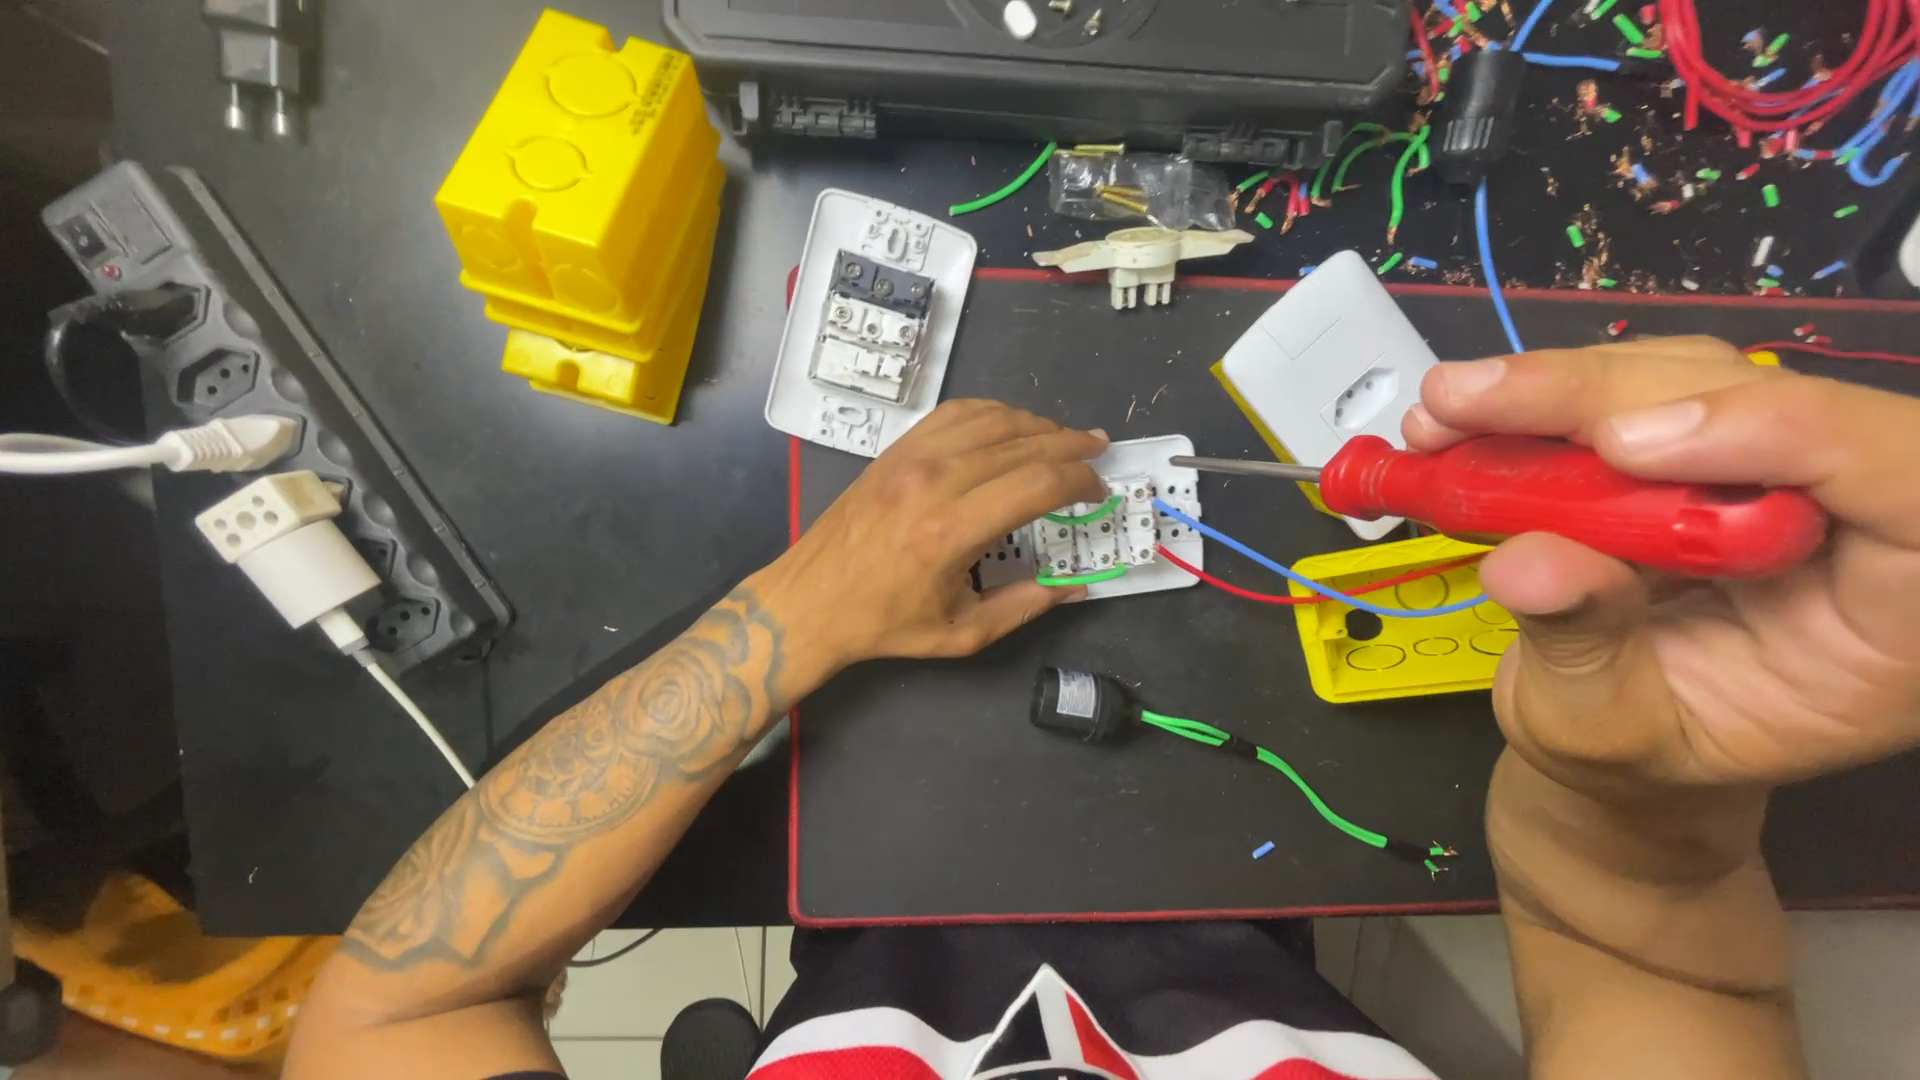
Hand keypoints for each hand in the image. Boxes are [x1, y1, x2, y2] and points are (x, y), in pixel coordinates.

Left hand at [758, 400, 1107, 673]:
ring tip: (1064, 437)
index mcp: (952, 531)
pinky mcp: (896, 450)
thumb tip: (1075, 587)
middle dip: (1070, 445)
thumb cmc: (885, 623)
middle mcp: (934, 482)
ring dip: (1035, 423)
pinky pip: (954, 414)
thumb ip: (1023, 607)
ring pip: (990, 419)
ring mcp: (911, 458)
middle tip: (1098, 449)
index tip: (1097, 489)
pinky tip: (1011, 424)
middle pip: (1022, 444)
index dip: (1079, 481)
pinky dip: (992, 412)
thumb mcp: (961, 633)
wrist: (812, 599)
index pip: (1037, 484)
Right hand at [1404, 337, 1919, 792]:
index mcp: (1892, 612)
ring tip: (1442, 413)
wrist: (1604, 736)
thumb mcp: (1598, 728)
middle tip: (1470, 402)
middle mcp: (1839, 522)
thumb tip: (1526, 562)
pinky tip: (1453, 424)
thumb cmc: (1628, 759)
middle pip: (1762, 401)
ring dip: (1548, 389)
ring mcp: (1752, 480)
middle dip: (1602, 393)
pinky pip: (1617, 399)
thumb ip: (1579, 647)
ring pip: (1682, 378)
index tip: (1623, 443)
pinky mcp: (1674, 459)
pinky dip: (1525, 407)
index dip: (1783, 433)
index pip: (1907, 481)